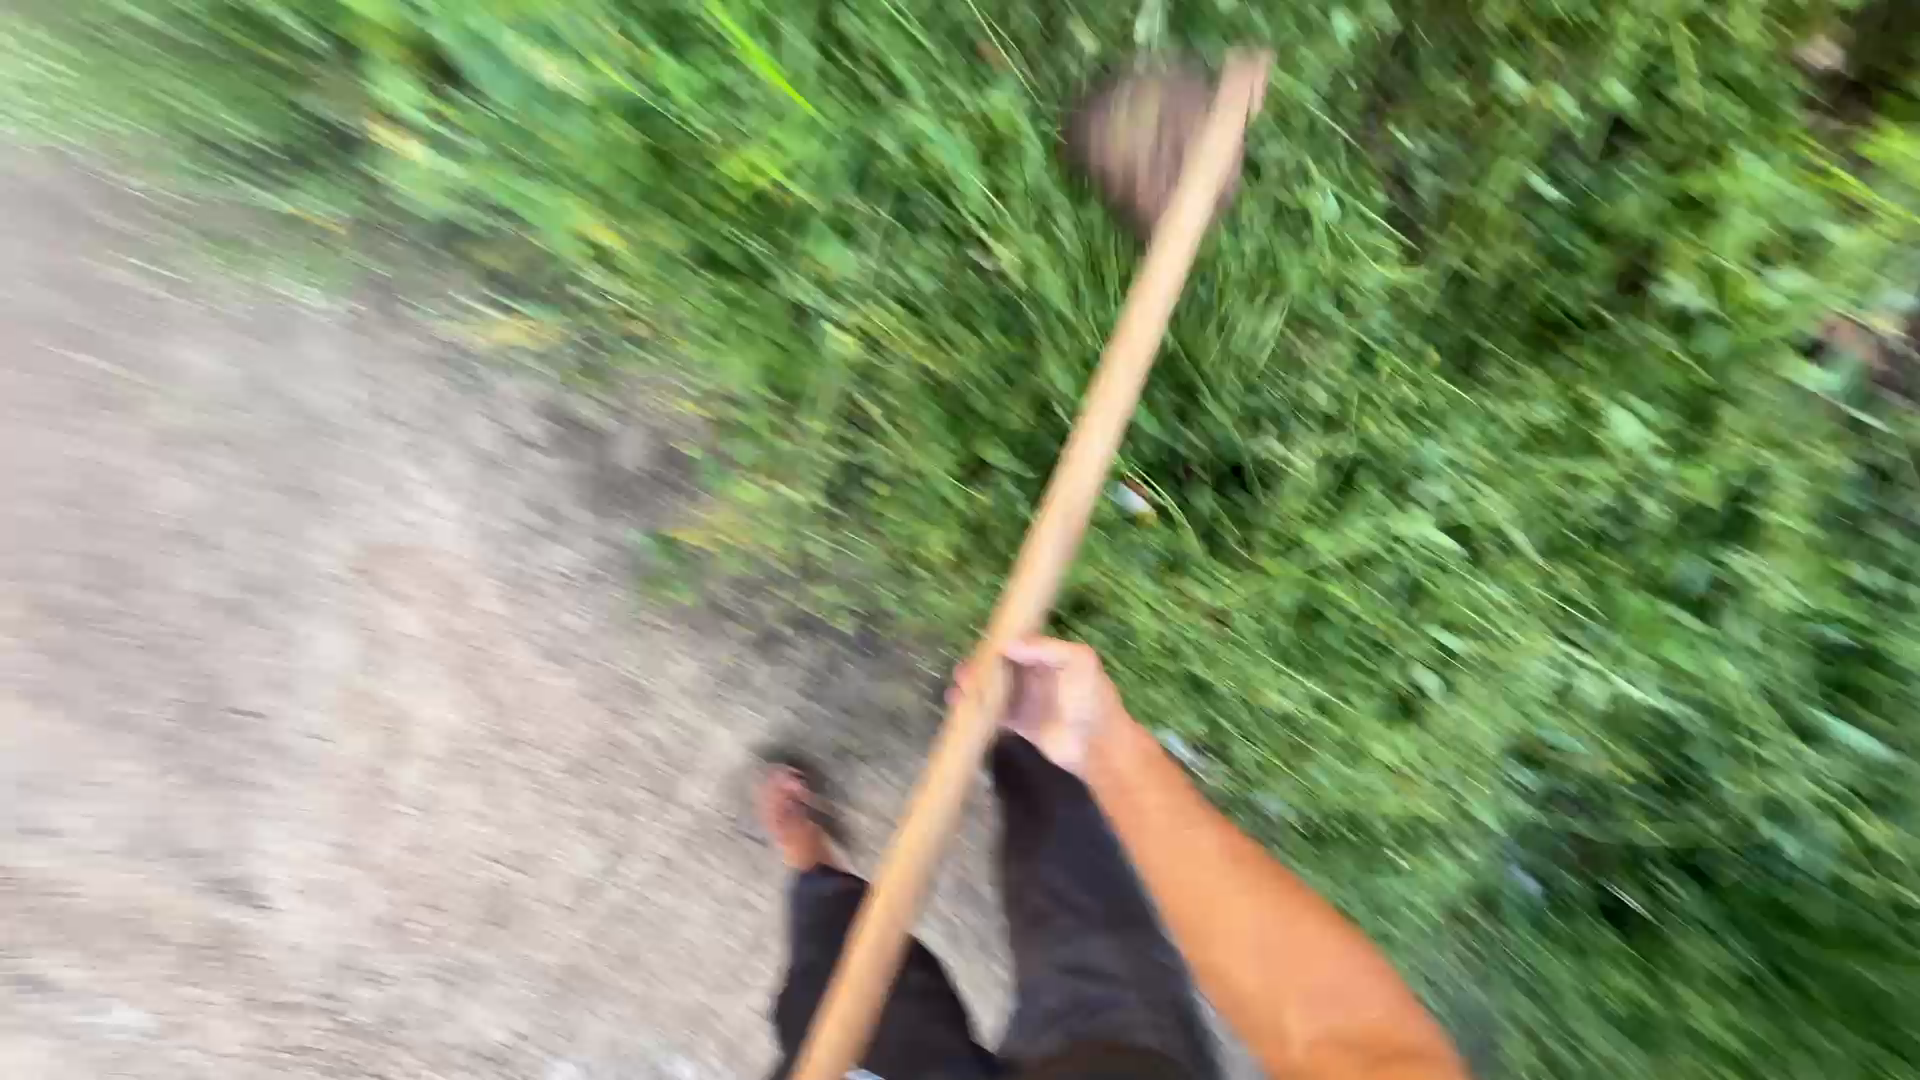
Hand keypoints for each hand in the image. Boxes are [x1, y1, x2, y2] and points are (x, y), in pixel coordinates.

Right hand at [950, 636, 1127, 777]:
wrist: (1099, 745)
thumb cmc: (1091, 698)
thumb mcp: (1079, 661)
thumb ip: (1045, 648)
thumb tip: (1006, 645)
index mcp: (1050, 657)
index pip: (1019, 645)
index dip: (998, 645)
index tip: (979, 646)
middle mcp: (1036, 677)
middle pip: (1003, 667)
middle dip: (982, 667)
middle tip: (964, 671)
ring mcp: (1028, 701)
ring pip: (996, 690)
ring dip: (976, 688)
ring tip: (958, 687)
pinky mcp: (1021, 724)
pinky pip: (995, 714)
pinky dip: (978, 710)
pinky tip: (961, 707)